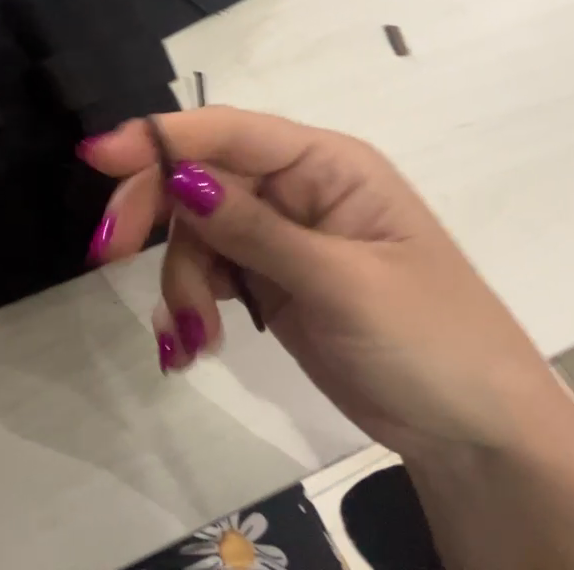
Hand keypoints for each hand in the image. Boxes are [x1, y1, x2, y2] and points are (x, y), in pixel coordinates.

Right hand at [80, 107, 565, 458]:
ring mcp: (278, 236)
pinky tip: (191, 342)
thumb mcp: (342, 284)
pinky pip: (205, 272)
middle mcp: (295, 189)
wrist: (476, 439)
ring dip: (180, 282)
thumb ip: (255, 230)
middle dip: (153, 216)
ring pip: (192, 233)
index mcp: (327, 166)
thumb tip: (179, 179)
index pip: (228, 133)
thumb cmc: (432, 344)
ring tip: (195, 338)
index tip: (97, 156)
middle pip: (198, 180)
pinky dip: (189, 303)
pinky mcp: (266, 280)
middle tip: (108, 253)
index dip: (159, 138)